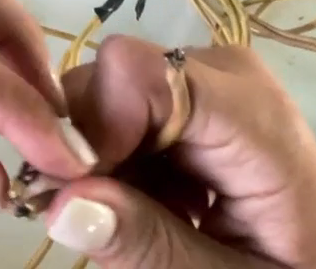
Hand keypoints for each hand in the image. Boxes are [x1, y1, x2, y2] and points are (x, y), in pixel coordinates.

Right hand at [44, 37, 315, 267]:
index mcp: (255, 116)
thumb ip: (149, 245)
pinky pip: (121, 106)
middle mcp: (227, 73)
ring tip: (142, 219)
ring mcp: (207, 77)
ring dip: (102, 158)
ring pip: (107, 91)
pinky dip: (118, 158)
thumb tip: (61, 204)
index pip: (136, 70)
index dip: (93, 122)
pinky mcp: (191, 91)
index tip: (78, 192)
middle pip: (114, 76)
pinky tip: (153, 202)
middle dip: (90, 146)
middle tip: (103, 221)